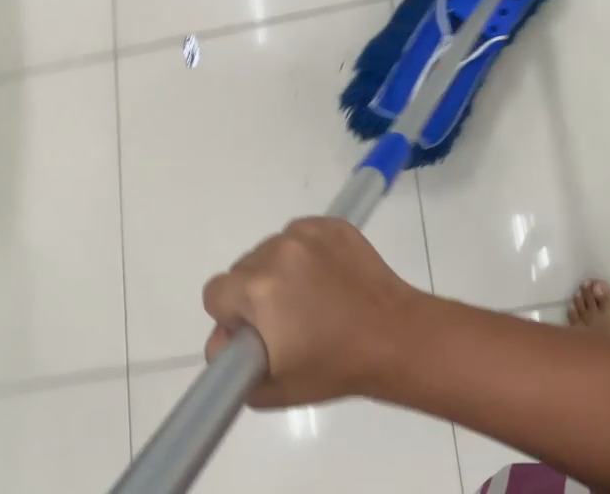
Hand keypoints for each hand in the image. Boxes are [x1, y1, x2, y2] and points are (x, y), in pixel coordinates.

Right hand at [203, 218, 426, 407]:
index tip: (256, 329)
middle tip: (287, 316)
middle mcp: (277, 252)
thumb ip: (232, 364)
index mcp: (257, 290)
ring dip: (280, 270)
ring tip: (312, 295)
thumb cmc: (332, 366)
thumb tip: (225, 338)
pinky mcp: (332, 224)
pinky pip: (301, 234)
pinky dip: (306, 252)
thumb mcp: (270, 385)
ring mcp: (307, 234)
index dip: (231, 315)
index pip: (216, 292)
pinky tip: (327, 275)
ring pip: (272, 249)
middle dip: (255, 292)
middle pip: (243, 269)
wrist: (393, 335)